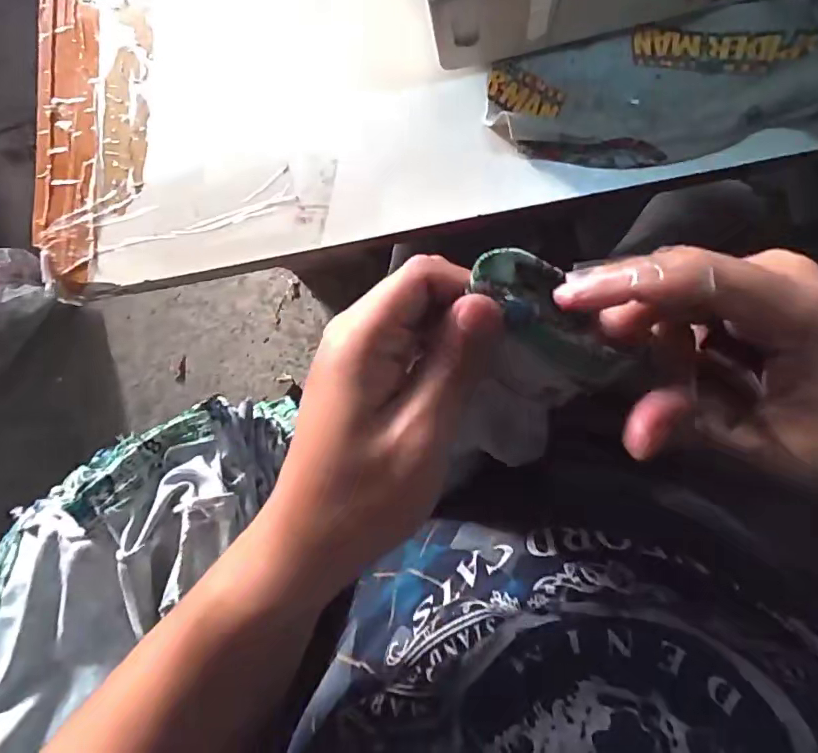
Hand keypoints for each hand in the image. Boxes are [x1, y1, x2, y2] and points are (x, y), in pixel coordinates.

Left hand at [258, 256, 501, 601]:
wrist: (305, 546)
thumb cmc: (363, 500)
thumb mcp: (422, 434)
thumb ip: (455, 362)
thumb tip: (487, 301)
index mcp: (362, 335)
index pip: (423, 273)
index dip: (471, 284)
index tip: (512, 321)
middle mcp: (351, 328)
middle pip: (417, 287)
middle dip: (466, 305)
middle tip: (510, 345)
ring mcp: (350, 348)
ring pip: (413, 311)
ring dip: (454, 328)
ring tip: (492, 363)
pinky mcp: (357, 369)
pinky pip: (403, 337)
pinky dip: (435, 347)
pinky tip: (458, 377)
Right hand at [553, 246, 817, 511]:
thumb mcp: (784, 450)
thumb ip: (701, 429)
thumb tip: (630, 434)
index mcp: (796, 305)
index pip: (693, 274)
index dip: (625, 283)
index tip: (566, 299)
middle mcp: (781, 274)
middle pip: (682, 276)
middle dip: (631, 311)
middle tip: (592, 351)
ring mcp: (779, 280)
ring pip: (691, 292)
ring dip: (661, 333)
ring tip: (656, 384)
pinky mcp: (775, 296)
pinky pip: (711, 305)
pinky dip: (686, 338)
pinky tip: (685, 374)